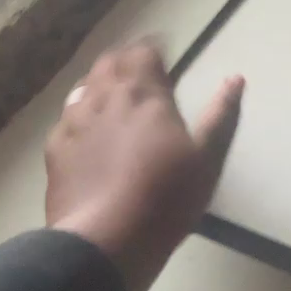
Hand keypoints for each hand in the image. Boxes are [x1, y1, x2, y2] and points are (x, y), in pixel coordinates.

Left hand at [44, 42, 243, 290]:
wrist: (106, 241)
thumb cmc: (166, 196)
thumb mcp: (207, 158)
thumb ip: (221, 114)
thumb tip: (235, 79)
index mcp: (144, 94)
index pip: (144, 52)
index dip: (154, 48)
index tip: (164, 52)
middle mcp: (106, 98)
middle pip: (110, 62)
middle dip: (125, 59)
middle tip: (139, 69)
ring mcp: (75, 123)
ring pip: (84, 86)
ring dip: (100, 82)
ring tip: (112, 93)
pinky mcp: (55, 150)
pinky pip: (65, 119)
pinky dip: (77, 114)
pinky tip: (84, 129)